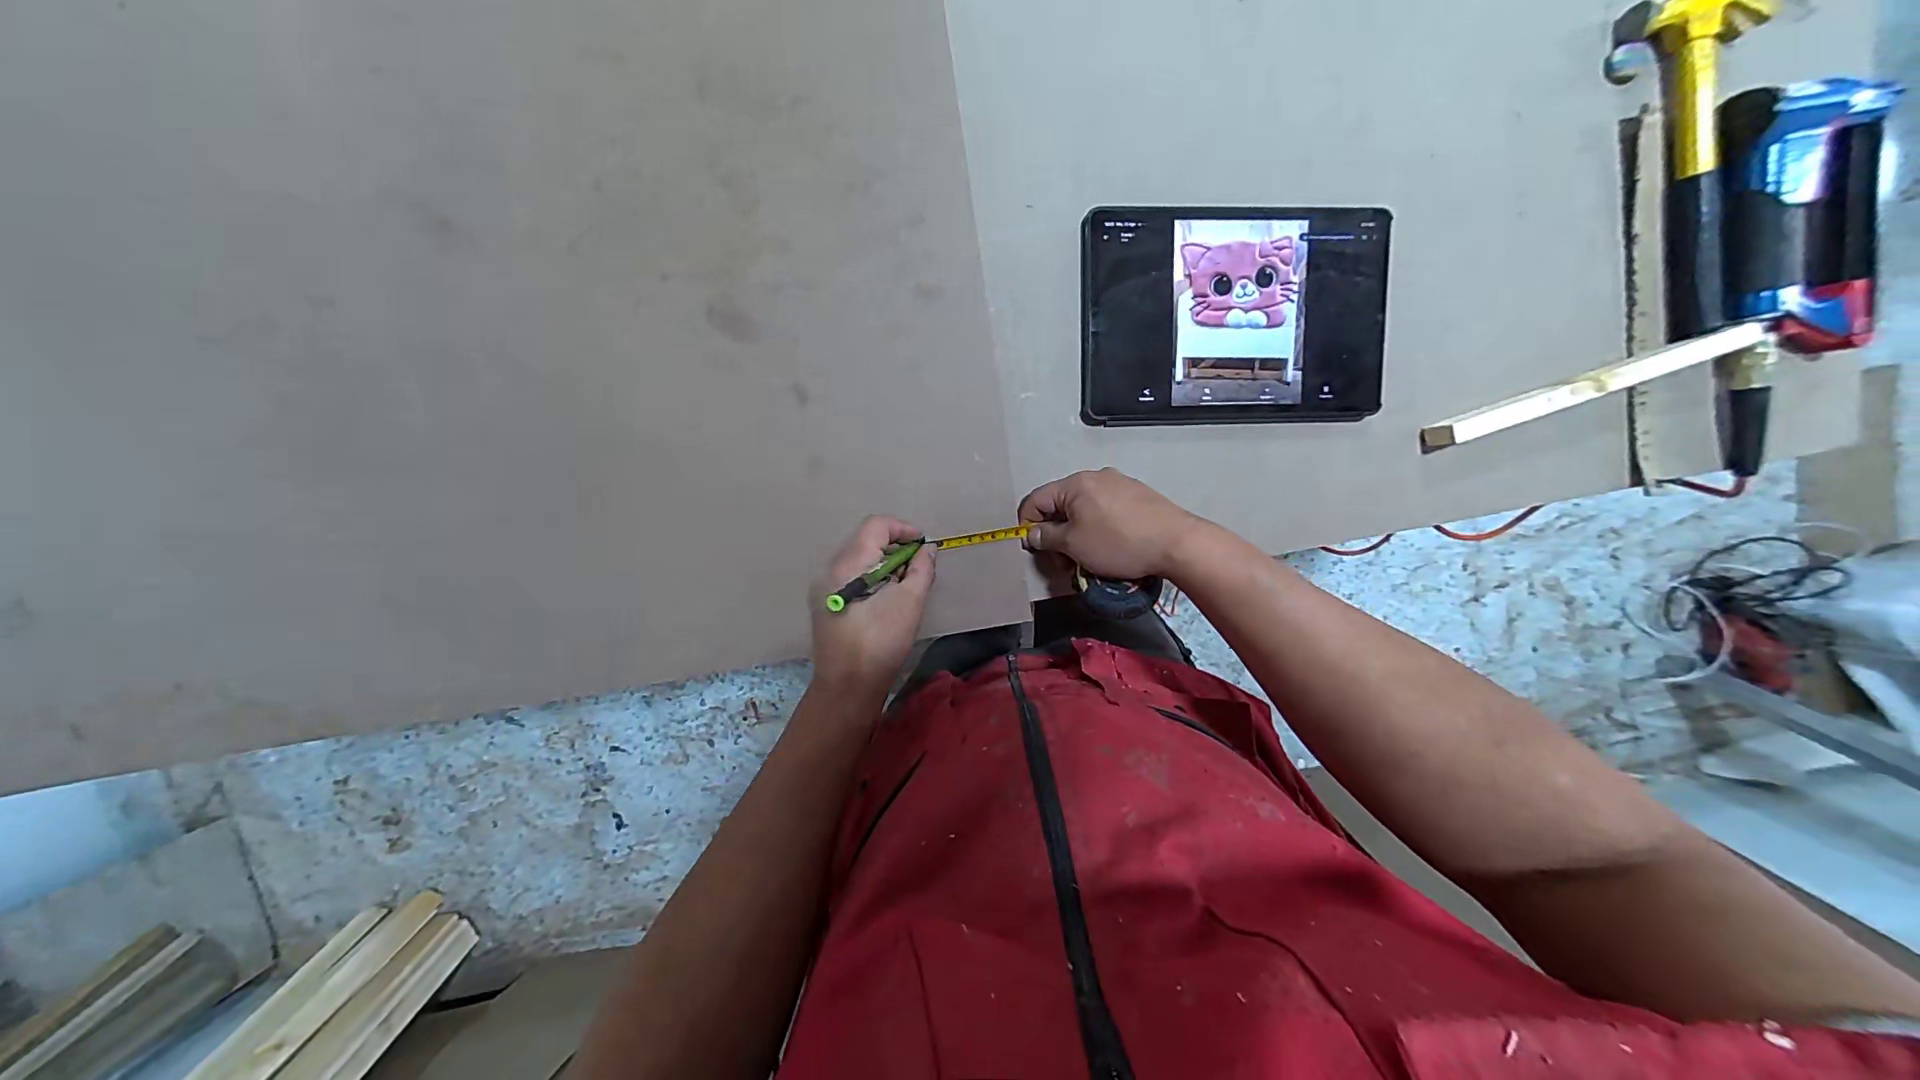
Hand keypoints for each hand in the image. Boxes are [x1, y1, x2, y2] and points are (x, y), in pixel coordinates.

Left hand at [808, 516, 934, 699]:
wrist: (847, 687)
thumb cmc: (880, 644)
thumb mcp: (909, 604)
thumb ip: (921, 570)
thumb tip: (926, 550)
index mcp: (847, 565)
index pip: (875, 526)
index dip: (902, 529)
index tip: (923, 545)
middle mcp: (829, 570)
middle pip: (865, 540)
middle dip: (895, 546)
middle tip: (918, 565)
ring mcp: (823, 588)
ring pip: (858, 558)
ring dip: (884, 562)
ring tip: (905, 583)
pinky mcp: (825, 603)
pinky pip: (851, 576)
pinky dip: (872, 576)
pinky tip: (887, 597)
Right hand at [1018, 468, 1208, 580]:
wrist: (1177, 544)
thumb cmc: (1120, 542)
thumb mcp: (1074, 544)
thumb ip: (1047, 537)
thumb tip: (1033, 533)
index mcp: (1076, 483)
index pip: (1035, 500)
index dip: (1027, 526)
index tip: (1034, 549)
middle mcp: (1096, 478)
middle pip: (1060, 506)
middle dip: (1056, 536)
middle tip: (1063, 564)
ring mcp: (1120, 486)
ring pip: (1083, 511)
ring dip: (1077, 537)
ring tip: (1087, 562)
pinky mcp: (1138, 498)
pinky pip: (1105, 513)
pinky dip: (1098, 531)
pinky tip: (1109, 551)